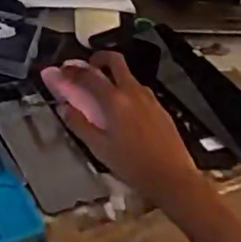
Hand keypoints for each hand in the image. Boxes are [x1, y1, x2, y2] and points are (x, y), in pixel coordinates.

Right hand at [41, 51, 201, 204]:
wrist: (178, 183)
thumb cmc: (135, 166)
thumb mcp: (100, 148)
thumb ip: (79, 124)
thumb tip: (65, 108)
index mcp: (114, 100)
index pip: (87, 74)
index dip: (71, 70)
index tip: (62, 71)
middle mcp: (132, 93)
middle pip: (114, 60)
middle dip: (99, 58)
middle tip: (89, 68)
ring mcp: (150, 100)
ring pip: (129, 76)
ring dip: (115, 76)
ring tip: (107, 93)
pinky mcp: (163, 110)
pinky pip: (141, 92)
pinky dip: (129, 92)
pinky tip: (127, 111)